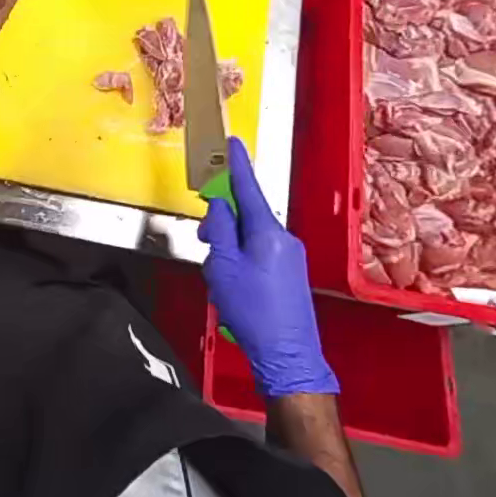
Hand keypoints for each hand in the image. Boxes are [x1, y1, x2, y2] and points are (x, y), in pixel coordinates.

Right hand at [198, 137, 337, 398]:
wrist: (287, 353)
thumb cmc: (252, 310)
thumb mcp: (223, 266)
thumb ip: (219, 230)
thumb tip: (220, 205)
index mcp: (268, 232)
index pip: (249, 189)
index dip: (238, 165)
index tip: (234, 143)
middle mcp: (284, 238)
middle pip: (246, 215)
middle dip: (222, 223)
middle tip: (205, 244)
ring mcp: (290, 256)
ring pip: (249, 237)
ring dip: (228, 247)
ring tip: (219, 277)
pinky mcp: (289, 273)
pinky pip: (258, 253)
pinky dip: (239, 260)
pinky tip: (232, 285)